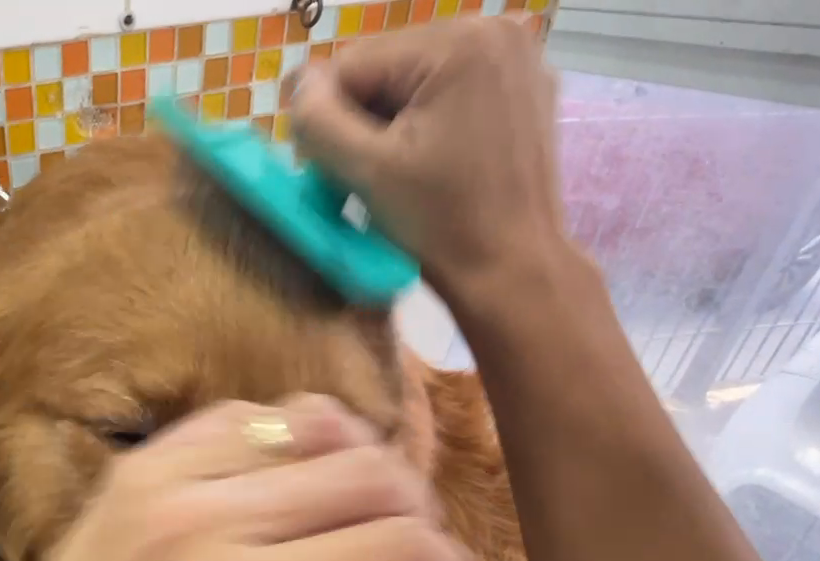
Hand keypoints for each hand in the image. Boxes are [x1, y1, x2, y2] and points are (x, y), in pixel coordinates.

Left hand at [0, 395, 474, 560]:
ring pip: (326, 427)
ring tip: (348, 519)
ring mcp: (172, 471)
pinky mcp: (154, 451)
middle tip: (396, 559)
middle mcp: (206, 520)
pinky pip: (262, 413)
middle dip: (414, 518)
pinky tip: (288, 491)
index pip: (398, 551)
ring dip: (363, 471)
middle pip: (374, 476)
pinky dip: (299, 444)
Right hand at [288, 16, 569, 300]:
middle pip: (385, 68)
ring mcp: (516, 59)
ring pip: (412, 83)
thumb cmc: (438, 225)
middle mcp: (495, 31)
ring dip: (387, 125)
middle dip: (360, 120)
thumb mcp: (366, 172)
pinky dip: (422, 126)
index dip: (325, 118)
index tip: (325, 170)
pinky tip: (425, 166)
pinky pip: (447, 95)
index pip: (353, 63)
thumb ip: (319, 121)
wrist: (509, 270)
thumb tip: (297, 86)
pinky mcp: (522, 91)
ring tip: (391, 175)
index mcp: (458, 43)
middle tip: (357, 177)